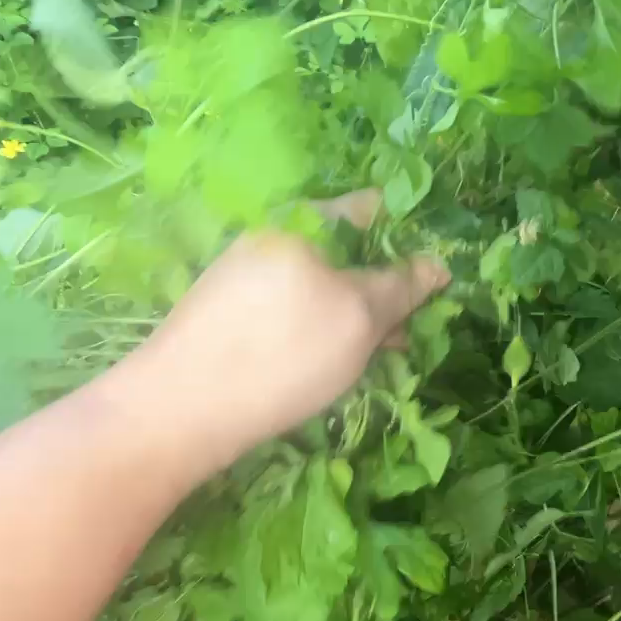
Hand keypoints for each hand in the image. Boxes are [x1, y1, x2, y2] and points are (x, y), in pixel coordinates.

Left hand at [107, 189, 447, 474]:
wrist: (182, 409)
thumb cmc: (283, 355)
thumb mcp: (358, 317)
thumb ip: (402, 286)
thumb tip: (438, 265)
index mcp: (303, 223)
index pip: (374, 210)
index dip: (411, 240)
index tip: (436, 280)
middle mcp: (276, 238)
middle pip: (352, 251)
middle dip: (390, 287)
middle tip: (413, 330)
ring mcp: (253, 274)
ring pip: (328, 285)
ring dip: (363, 315)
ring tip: (385, 354)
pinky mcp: (238, 310)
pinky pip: (300, 308)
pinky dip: (329, 328)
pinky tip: (341, 363)